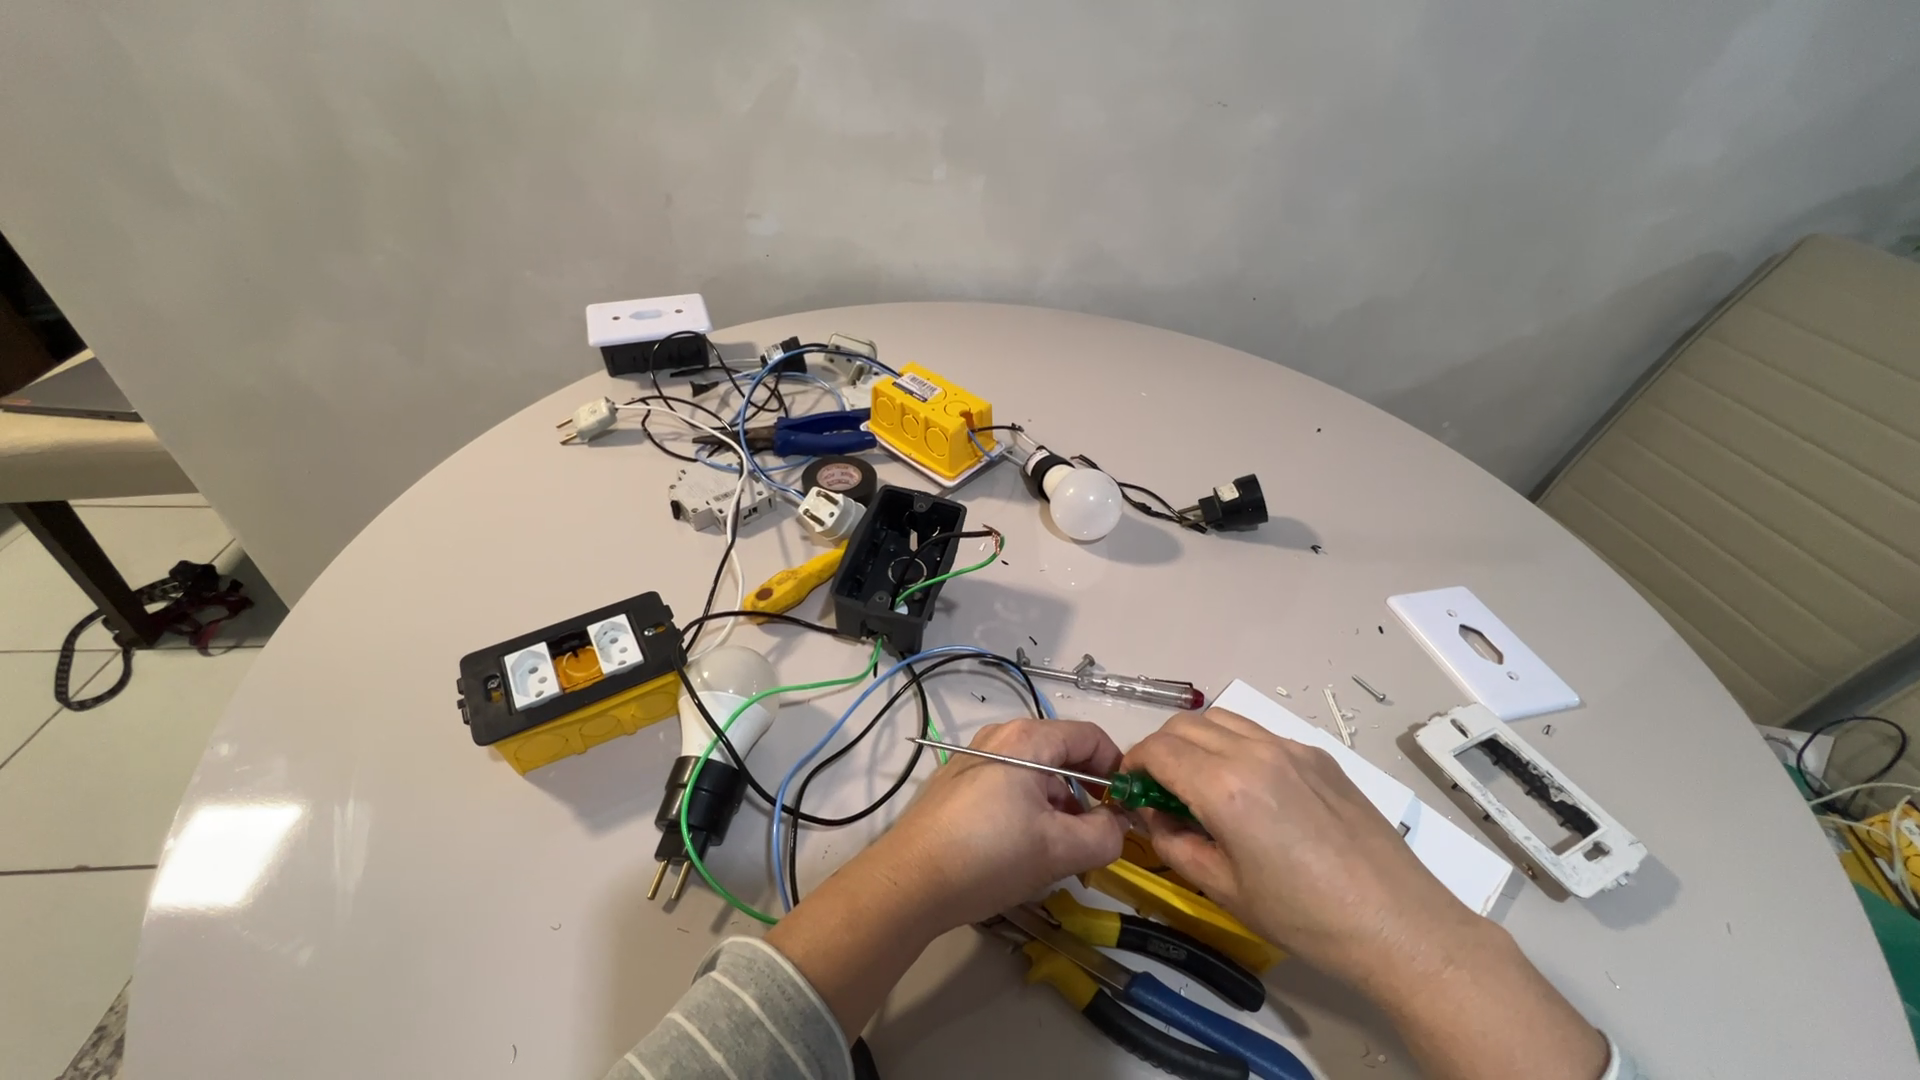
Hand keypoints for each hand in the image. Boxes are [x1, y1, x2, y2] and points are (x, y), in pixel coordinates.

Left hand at [767, 719, 1127, 1038]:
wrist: (908, 883)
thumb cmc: (989, 856)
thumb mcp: (1059, 850)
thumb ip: (1104, 835)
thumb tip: (1116, 825)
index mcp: (1027, 739)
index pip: (1090, 738)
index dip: (1116, 770)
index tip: (1126, 808)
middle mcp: (998, 736)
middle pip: (1061, 753)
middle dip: (1085, 792)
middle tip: (1093, 836)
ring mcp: (972, 758)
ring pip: (1034, 772)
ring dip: (1057, 805)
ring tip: (1058, 851)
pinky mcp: (955, 784)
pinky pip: (1007, 785)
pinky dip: (1027, 809)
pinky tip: (1021, 850)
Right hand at [1123, 709, 1608, 1079]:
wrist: (1399, 924)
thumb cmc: (1304, 917)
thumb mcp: (1223, 889)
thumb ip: (1173, 842)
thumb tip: (1152, 813)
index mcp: (1225, 787)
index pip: (1157, 750)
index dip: (1132, 765)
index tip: (1130, 789)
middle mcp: (1254, 752)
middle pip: (1184, 725)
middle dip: (1159, 749)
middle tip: (1159, 789)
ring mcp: (1290, 748)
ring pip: (1220, 719)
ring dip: (1194, 740)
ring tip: (1197, 781)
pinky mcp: (1318, 755)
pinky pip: (1257, 734)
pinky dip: (1232, 745)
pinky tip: (1246, 788)